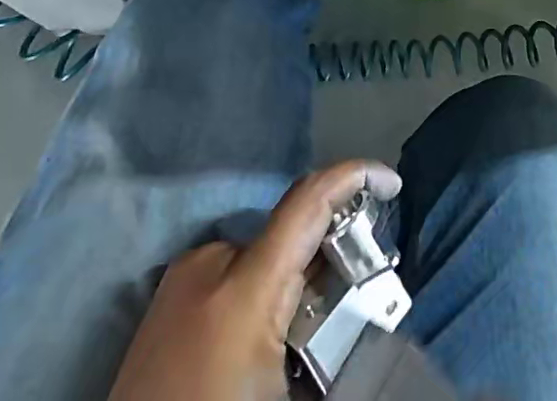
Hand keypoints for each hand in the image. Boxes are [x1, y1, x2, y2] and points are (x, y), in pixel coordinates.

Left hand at [106, 160, 403, 400]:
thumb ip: (334, 350)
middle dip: (332, 250)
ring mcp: (181, 279)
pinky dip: (265, 288)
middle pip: (290, 230)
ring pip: (263, 255)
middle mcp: (209, 264)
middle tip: (358, 295)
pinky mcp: (164, 300)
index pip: (308, 202)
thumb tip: (367, 317)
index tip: (392, 183)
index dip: (354, 176)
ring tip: (313, 330)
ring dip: (297, 276)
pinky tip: (271, 336)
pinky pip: (233, 273)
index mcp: (242, 286)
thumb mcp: (285, 394)